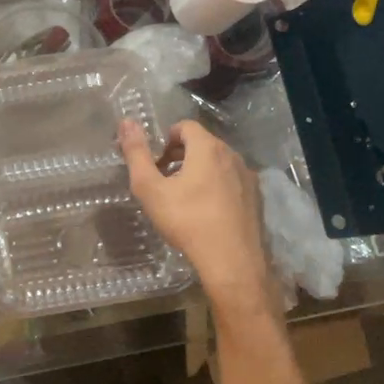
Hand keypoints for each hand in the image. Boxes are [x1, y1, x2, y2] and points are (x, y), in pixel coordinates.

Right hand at [119, 119, 274, 312]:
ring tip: (183, 196)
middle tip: (164, 179)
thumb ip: (136, 153)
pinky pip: (231, 180)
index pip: (185, 126)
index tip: (155, 162)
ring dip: (198, 169)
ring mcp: (248, 177)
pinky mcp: (256, 197)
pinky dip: (216, 185)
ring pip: (218, 162)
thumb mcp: (150, 188)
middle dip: (180, 154)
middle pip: (202, 143)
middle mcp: (232, 156)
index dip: (166, 139)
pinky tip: (206, 211)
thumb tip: (126, 122)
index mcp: (208, 148)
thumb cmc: (186, 221)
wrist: (232, 261)